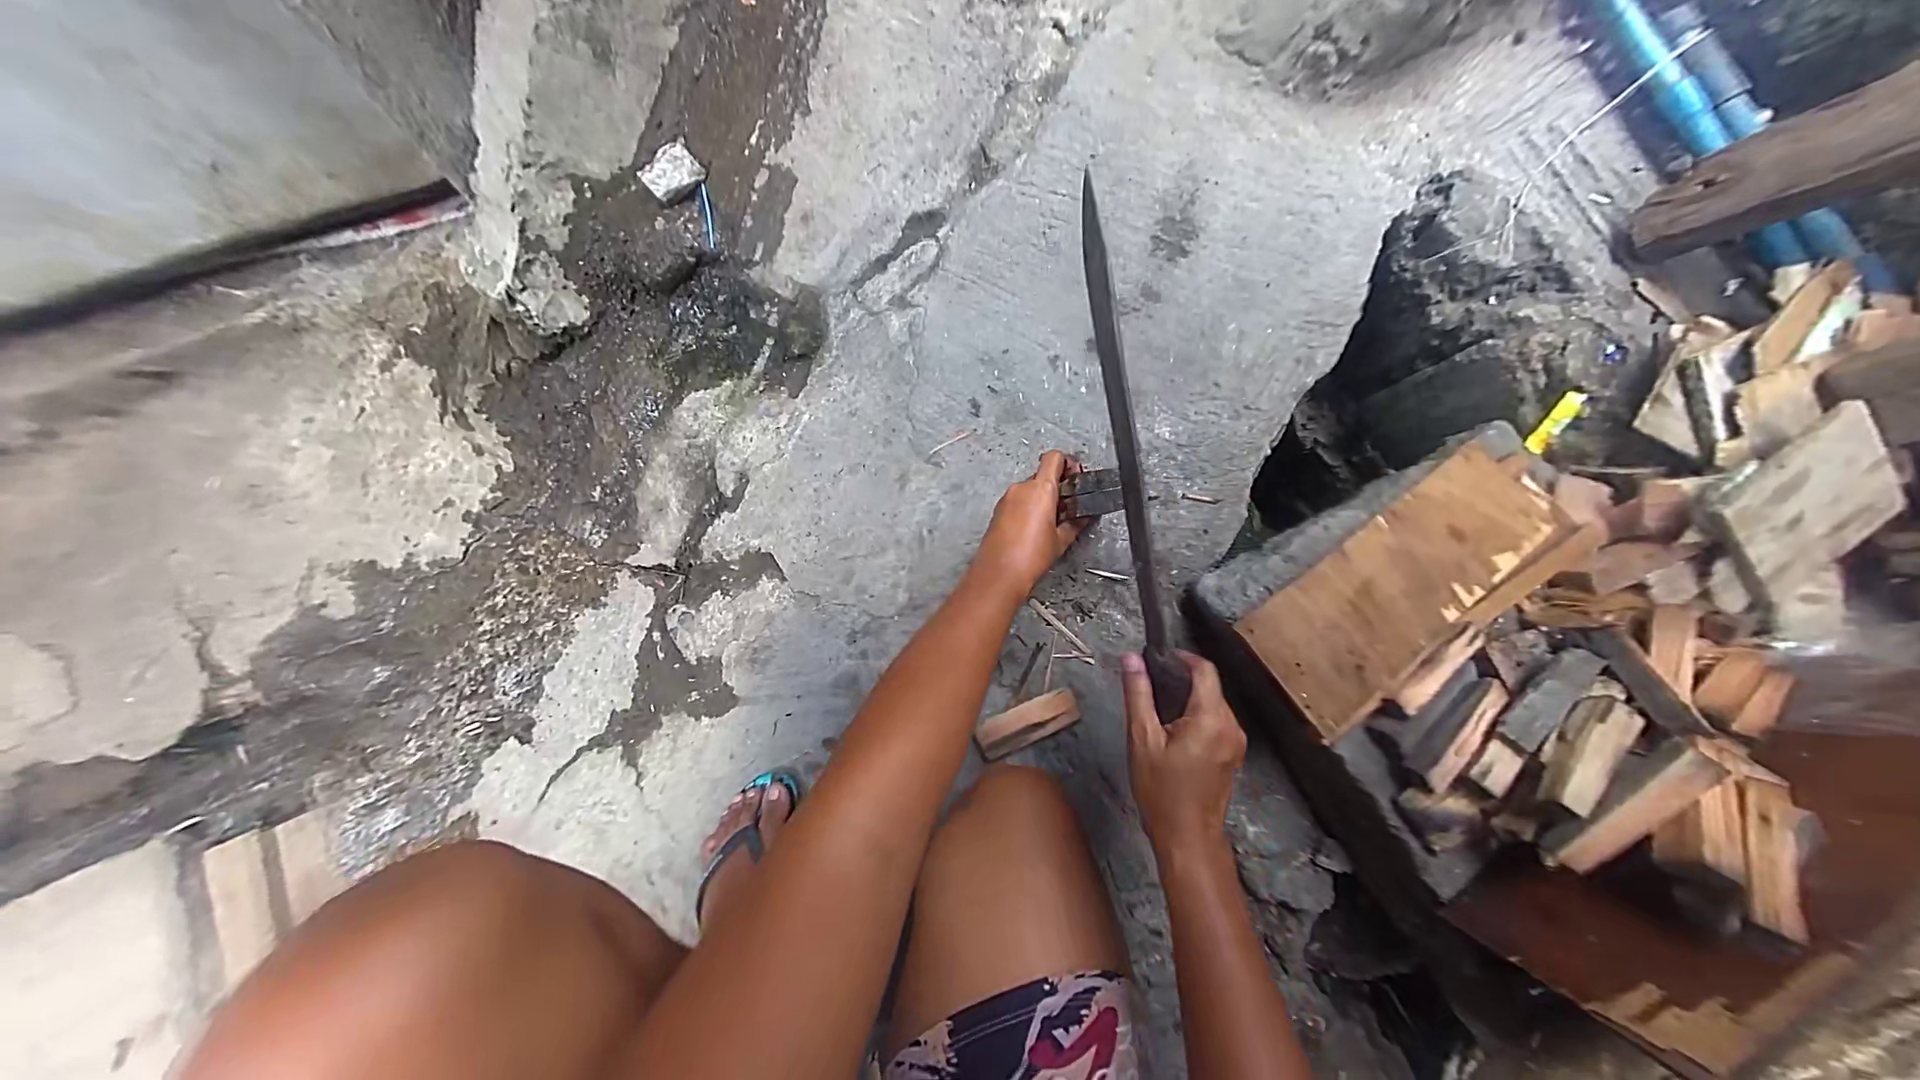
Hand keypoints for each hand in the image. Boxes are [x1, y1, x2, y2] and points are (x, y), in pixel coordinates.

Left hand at [970, 451, 1085, 594]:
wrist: (999, 573)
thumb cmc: (1028, 558)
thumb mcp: (1061, 540)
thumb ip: (1075, 522)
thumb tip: (1082, 517)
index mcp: (1040, 489)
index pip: (1054, 458)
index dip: (1068, 464)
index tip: (1075, 478)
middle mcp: (1021, 489)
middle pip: (1043, 475)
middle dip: (1057, 489)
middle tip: (1067, 507)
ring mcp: (1007, 499)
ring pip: (1030, 489)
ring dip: (1042, 499)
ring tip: (1051, 523)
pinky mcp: (998, 510)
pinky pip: (1018, 501)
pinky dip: (1028, 508)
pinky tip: (1034, 528)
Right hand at [1124, 651, 1245, 858]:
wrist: (1187, 835)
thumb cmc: (1162, 791)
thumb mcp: (1142, 738)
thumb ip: (1138, 694)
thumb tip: (1131, 659)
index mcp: (1211, 718)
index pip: (1205, 670)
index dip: (1183, 657)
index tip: (1160, 657)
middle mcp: (1231, 726)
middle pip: (1210, 687)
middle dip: (1182, 680)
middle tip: (1152, 685)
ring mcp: (1235, 742)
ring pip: (1213, 704)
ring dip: (1189, 699)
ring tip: (1159, 710)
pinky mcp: (1233, 754)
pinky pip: (1216, 722)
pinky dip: (1197, 717)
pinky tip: (1174, 731)